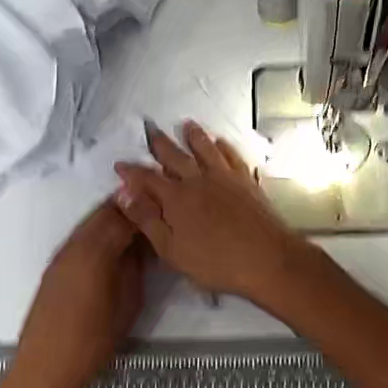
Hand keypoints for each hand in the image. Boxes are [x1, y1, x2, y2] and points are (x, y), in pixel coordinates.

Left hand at [0, 202, 147, 387]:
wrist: (43, 369)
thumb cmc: (92, 343)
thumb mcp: (128, 305)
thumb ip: (136, 267)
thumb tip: (144, 244)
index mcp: (97, 251)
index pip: (126, 215)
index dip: (148, 208)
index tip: (167, 210)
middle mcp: (76, 244)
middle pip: (105, 211)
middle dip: (131, 208)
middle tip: (156, 215)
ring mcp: (62, 253)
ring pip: (91, 221)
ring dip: (114, 218)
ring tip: (139, 229)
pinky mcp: (54, 265)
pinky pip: (81, 236)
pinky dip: (100, 233)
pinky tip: (115, 247)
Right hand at [113, 120, 314, 301]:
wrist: (267, 258)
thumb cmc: (215, 262)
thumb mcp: (171, 250)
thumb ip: (147, 219)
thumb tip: (123, 193)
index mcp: (176, 198)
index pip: (147, 179)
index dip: (132, 172)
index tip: (120, 164)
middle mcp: (198, 180)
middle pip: (175, 156)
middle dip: (160, 143)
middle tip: (150, 129)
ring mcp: (225, 178)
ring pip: (206, 149)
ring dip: (194, 136)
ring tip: (186, 124)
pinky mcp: (246, 182)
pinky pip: (232, 156)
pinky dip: (224, 146)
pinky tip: (222, 142)